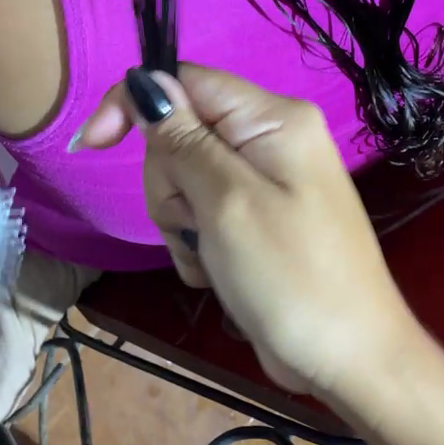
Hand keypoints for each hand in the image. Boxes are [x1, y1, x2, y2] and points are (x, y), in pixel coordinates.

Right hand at [74, 66, 420, 404]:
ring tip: (209, 255)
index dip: (135, 104)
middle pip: (178, 133)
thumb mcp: (225, 201)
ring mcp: (261, 180)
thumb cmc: (291, 276)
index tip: (93, 145)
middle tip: (194, 223)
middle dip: (168, 182)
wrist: (350, 363)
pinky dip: (194, 240)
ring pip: (181, 176)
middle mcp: (267, 139)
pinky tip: (215, 270)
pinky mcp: (254, 215)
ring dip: (179, 219)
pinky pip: (198, 210)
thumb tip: (144, 83)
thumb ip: (181, 137)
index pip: (184, 80)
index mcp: (271, 119)